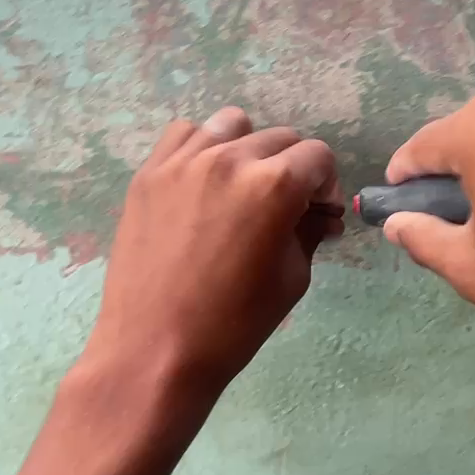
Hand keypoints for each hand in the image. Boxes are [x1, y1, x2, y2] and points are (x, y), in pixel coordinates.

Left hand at [73, 107, 340, 428]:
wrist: (154, 350)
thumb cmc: (234, 324)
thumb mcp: (291, 278)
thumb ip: (309, 231)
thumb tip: (321, 213)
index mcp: (274, 185)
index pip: (318, 156)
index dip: (325, 184)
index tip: (317, 211)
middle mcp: (230, 158)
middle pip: (280, 138)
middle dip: (292, 169)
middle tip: (284, 208)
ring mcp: (184, 160)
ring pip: (232, 125)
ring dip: (248, 149)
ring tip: (241, 187)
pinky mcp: (149, 172)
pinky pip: (185, 134)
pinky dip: (203, 147)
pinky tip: (203, 182)